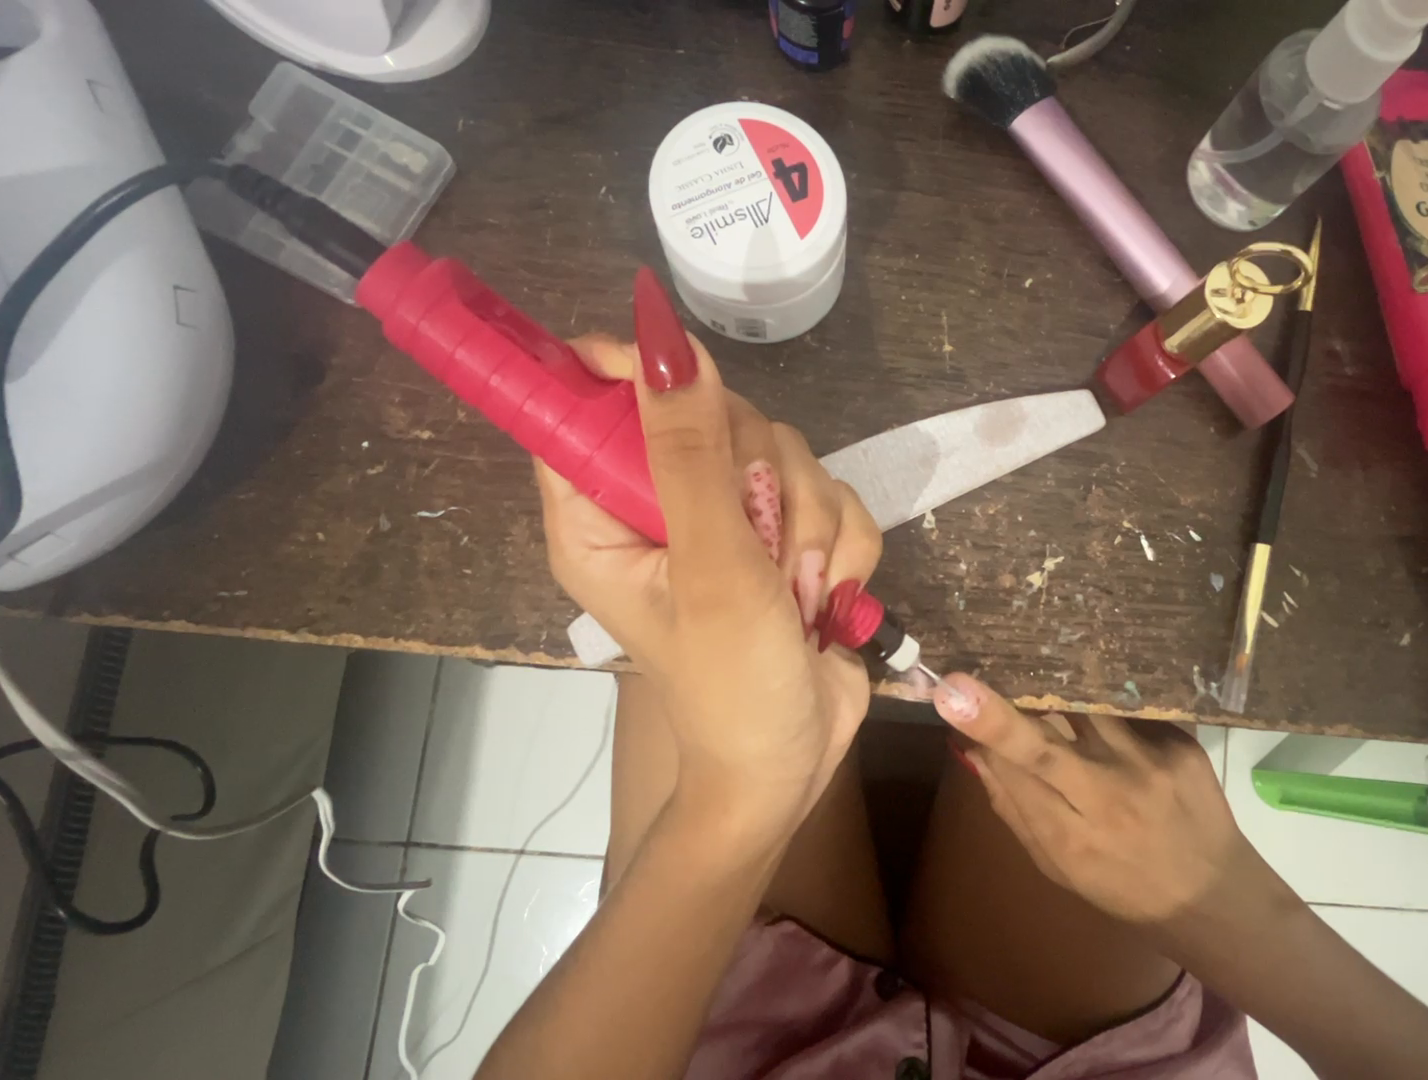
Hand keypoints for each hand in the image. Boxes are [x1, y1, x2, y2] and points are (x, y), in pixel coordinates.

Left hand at [534, 270, 882, 838]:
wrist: (795, 759)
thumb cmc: (731, 683)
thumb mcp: (710, 570)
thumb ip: (691, 456)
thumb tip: (666, 342)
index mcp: (602, 517)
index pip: (586, 407)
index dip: (628, 372)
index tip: (682, 371)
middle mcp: (662, 506)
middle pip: (713, 417)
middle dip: (764, 478)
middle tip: (767, 544)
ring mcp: (731, 518)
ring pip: (787, 453)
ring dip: (811, 527)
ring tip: (801, 595)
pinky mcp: (789, 534)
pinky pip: (830, 493)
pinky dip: (841, 546)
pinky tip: (830, 598)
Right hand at [932, 674, 1267, 931]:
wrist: (1214, 894)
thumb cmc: (1123, 886)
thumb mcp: (1059, 867)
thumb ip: (1014, 808)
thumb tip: (974, 750)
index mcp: (1073, 841)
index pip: (1015, 772)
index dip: (982, 730)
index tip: (948, 695)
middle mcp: (1110, 799)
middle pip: (1045, 744)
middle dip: (1001, 714)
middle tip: (960, 682)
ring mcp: (1150, 766)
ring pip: (1086, 708)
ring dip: (1055, 690)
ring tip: (1034, 664)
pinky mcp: (1181, 743)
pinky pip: (1124, 711)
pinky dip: (1101, 709)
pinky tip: (1101, 714)